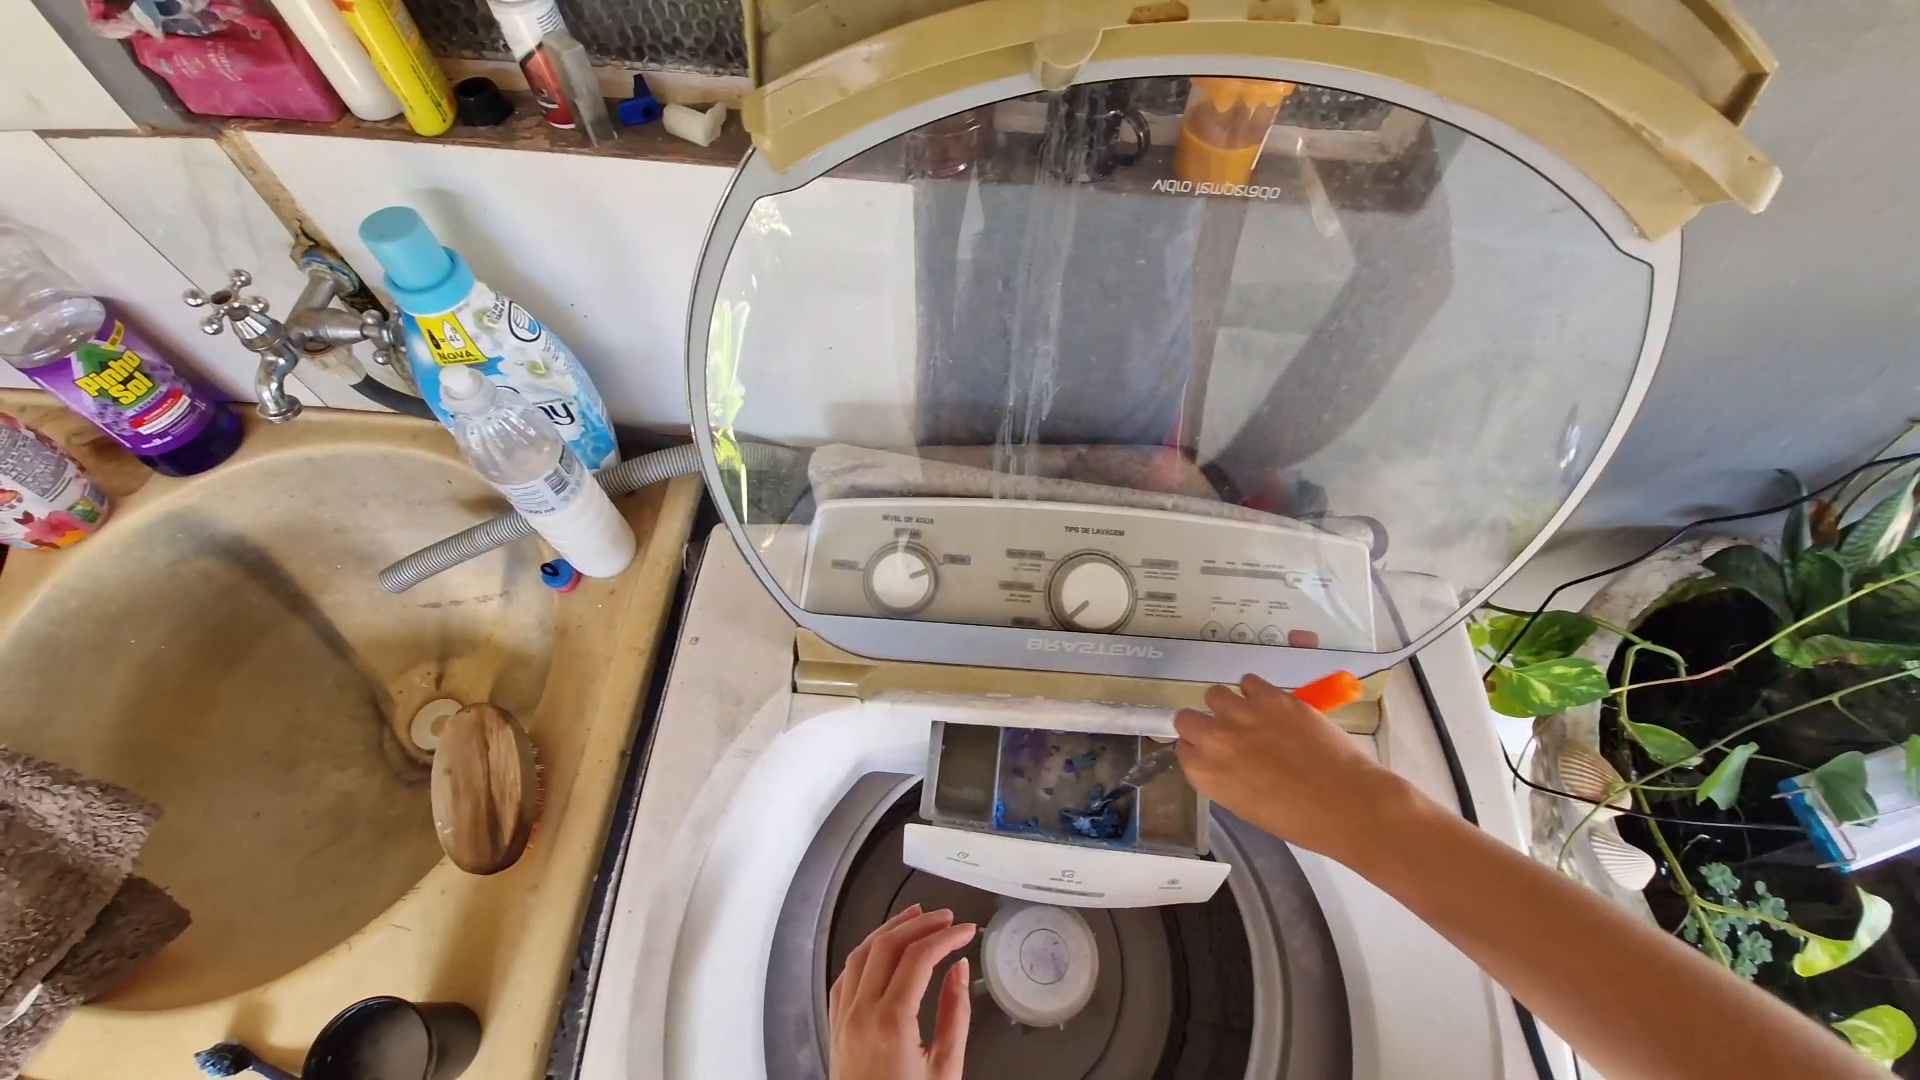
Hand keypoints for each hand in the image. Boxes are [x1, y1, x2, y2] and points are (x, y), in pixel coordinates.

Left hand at [829, 904, 975, 1079]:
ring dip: (889, 929)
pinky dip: (865, 953)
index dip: (945, 936)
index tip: (965, 931)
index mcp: (890, 1021)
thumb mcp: (945, 1069)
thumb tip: (959, 969)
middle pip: (887, 944)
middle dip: (920, 924)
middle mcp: (861, 1013)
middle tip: (946, 918)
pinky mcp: (835, 1027)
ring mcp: (843, 1018)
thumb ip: (955, 1014)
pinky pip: (845, 976)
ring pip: (861, 953)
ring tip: (915, 918)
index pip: (919, 956)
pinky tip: (881, 949)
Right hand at [1175, 674, 1413, 862]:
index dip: (1200, 750)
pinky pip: (1248, 681)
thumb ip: (1224, 777)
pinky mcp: (1271, 697)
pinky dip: (1256, 692)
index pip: (1184, 749)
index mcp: (1205, 773)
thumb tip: (1226, 760)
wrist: (1347, 804)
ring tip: (1252, 717)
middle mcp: (1214, 739)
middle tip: (1229, 735)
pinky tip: (1273, 708)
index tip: (1216, 754)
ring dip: (1228, 706)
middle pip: (1186, 717)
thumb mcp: (1245, 806)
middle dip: (1205, 725)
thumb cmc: (1298, 820)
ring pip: (1214, 694)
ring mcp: (1242, 714)